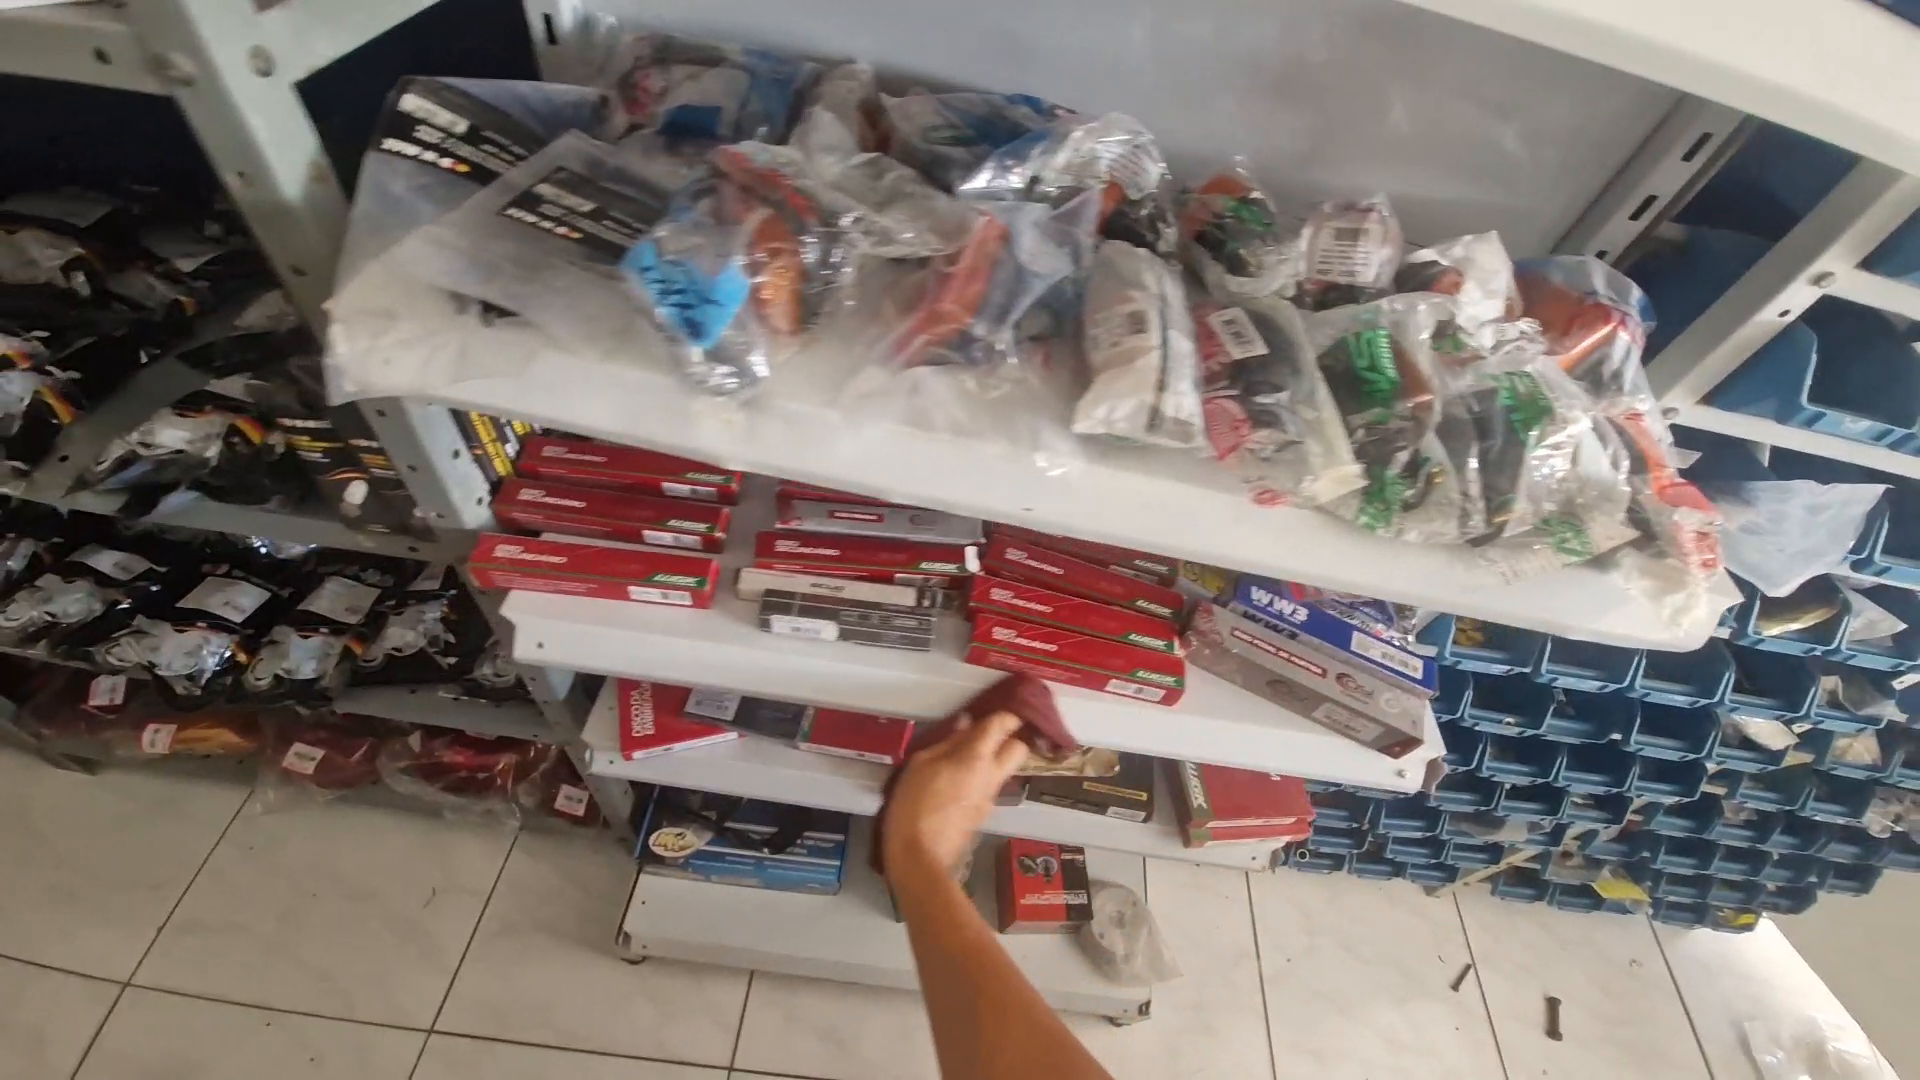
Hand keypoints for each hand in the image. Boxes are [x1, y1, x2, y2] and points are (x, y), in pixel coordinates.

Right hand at [883, 710, 1028, 887]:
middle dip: (1010, 739)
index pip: (1003, 725)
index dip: (1003, 714)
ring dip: (992, 761)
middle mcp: (991, 776)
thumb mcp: (920, 765)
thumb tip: (966, 725)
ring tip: (962, 760)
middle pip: (1019, 749)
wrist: (920, 859)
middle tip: (985, 737)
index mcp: (976, 758)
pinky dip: (980, 780)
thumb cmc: (913, 805)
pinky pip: (989, 788)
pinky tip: (955, 785)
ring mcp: (991, 798)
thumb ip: (947, 742)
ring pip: (1004, 770)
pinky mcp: (983, 815)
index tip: (994, 711)